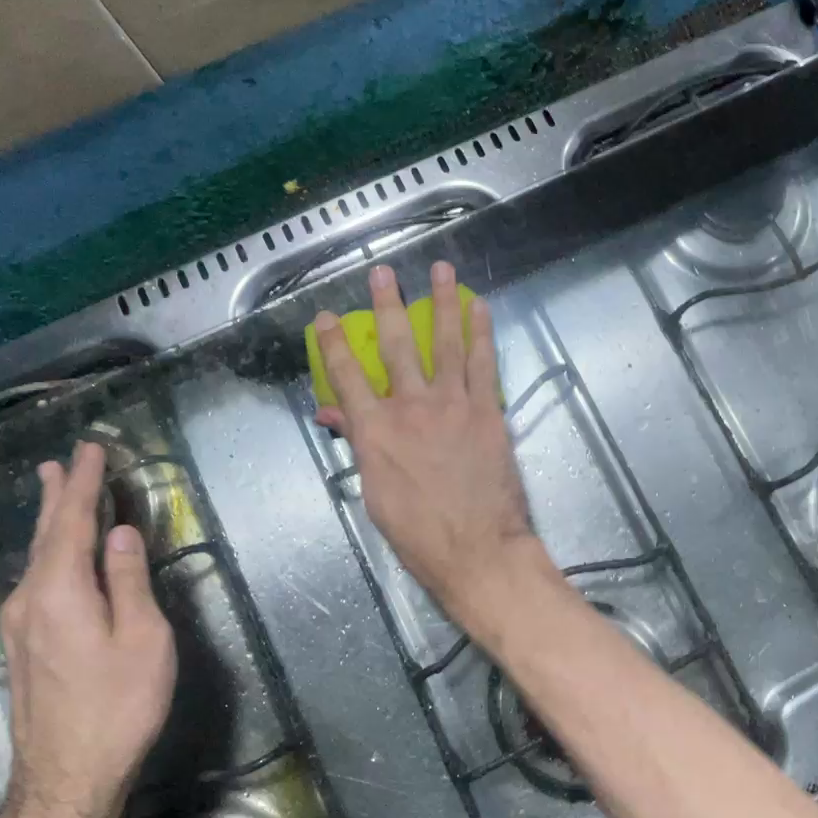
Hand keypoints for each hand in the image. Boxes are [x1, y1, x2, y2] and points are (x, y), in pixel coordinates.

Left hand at [0, 442, 176, 817]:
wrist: (67, 777)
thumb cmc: (118, 705)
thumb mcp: (143, 639)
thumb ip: (130, 581)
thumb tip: (121, 533)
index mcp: (60, 591)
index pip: (71, 522)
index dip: (83, 484)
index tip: (90, 448)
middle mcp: (29, 600)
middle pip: (44, 536)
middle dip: (56, 496)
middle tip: (61, 461)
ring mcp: (20, 625)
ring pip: (36, 558)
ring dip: (49, 522)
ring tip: (54, 492)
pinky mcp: (24, 646)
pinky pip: (37, 579)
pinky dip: (49, 551)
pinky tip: (55, 553)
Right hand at [313, 263, 536, 623]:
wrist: (477, 549)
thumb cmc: (418, 533)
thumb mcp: (375, 493)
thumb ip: (360, 446)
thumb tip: (336, 414)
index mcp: (376, 431)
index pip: (347, 376)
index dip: (335, 343)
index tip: (328, 317)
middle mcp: (412, 407)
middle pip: (396, 346)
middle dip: (388, 305)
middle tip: (383, 272)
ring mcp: (454, 405)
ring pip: (445, 342)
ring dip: (442, 302)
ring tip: (442, 269)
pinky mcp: (488, 411)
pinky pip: (484, 363)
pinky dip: (481, 333)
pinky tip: (480, 309)